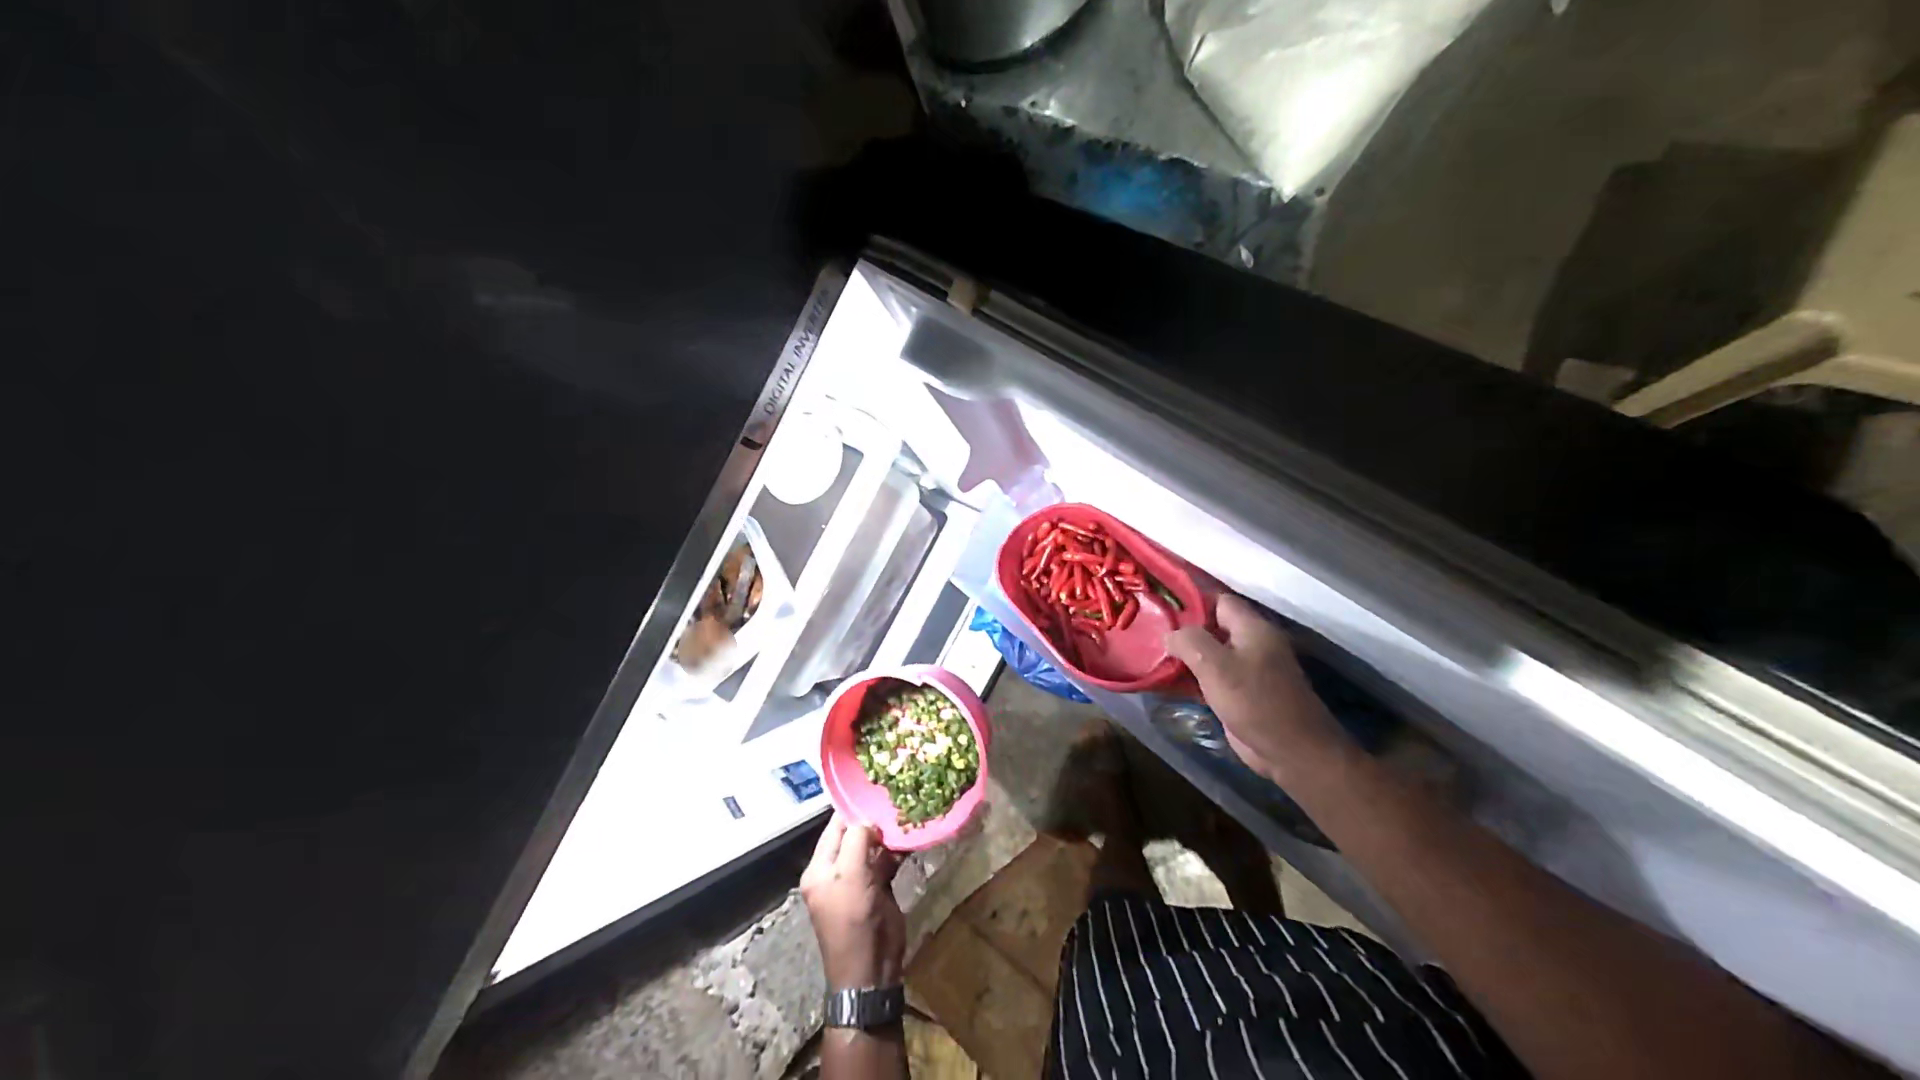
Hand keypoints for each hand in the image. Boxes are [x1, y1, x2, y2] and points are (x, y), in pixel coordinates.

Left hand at [801, 812, 905, 989]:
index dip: (853, 809)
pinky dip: (898, 850)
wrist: (870, 968)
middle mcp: (837, 870)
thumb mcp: (849, 876)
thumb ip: (857, 840)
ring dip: (889, 833)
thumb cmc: (852, 920)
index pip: (835, 828)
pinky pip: (887, 862)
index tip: (874, 788)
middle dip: (874, 819)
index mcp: (820, 867)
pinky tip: (912, 835)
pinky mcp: (879, 889)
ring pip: (873, 847)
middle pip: (855, 835)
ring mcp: (859, 880)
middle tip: (896, 796)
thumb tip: (868, 819)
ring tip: (907, 811)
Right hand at [1165, 594, 1346, 782]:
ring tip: (1152, 657)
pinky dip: (1191, 679)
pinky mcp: (1240, 694)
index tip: (1162, 609)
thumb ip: (1189, 641)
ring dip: (1184, 658)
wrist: (1291, 750)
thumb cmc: (1254, 701)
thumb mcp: (1215, 665)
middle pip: (1212, 627)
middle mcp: (1251, 644)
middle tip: (1151, 635)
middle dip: (1182, 632)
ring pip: (1209, 655)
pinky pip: (1211, 678)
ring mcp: (1247, 670)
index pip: (1218, 600)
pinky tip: (1167, 683)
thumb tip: (1169, 634)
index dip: (1190, 602)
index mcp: (1252, 628)